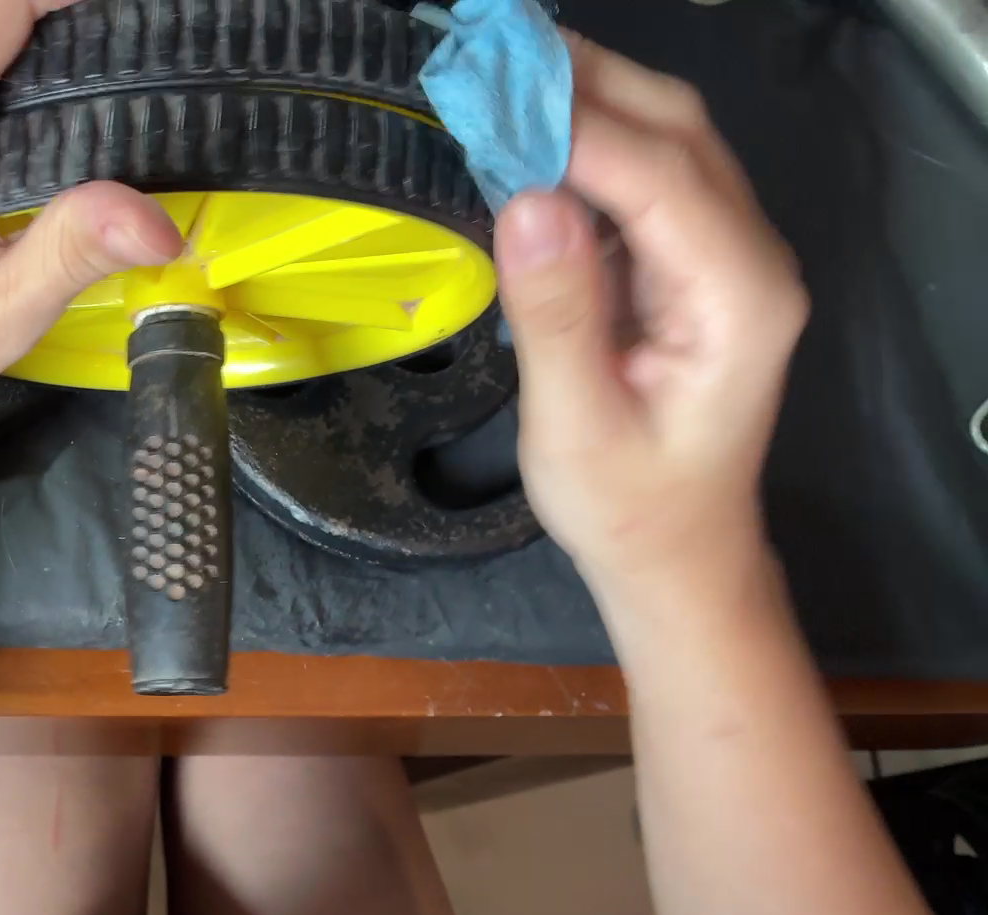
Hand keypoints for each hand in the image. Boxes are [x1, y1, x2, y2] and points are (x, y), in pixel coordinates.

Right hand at [495, 39, 807, 597]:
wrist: (671, 548)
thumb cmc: (624, 502)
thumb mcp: (576, 421)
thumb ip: (558, 313)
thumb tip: (527, 202)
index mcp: (736, 293)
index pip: (653, 175)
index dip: (569, 126)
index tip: (486, 90)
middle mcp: (744, 256)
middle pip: (677, 132)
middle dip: (586, 79)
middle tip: (494, 47)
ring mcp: (716, 260)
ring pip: (663, 147)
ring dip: (587, 100)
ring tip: (505, 72)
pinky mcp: (679, 274)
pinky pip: (635, 190)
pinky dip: (580, 152)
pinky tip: (528, 142)